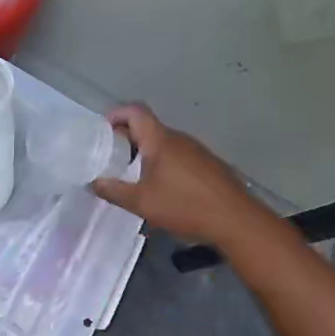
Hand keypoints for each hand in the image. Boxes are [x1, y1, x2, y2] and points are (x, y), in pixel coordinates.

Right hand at [89, 104, 271, 245]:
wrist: (240, 224)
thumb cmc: (186, 206)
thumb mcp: (140, 202)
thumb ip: (112, 190)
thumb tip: (93, 183)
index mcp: (160, 140)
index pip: (135, 111)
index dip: (116, 114)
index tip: (102, 132)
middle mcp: (180, 139)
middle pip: (149, 127)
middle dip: (127, 138)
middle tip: (112, 158)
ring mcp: (199, 152)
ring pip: (165, 143)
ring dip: (147, 152)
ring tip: (135, 175)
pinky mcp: (212, 166)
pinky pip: (181, 156)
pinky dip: (166, 164)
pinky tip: (164, 188)